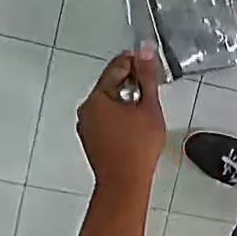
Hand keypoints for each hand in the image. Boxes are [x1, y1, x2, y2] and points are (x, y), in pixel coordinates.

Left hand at [78, 49, 165, 193]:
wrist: (124, 182)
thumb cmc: (137, 148)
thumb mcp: (149, 106)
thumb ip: (147, 77)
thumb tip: (145, 53)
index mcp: (97, 98)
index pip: (115, 68)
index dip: (134, 62)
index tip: (148, 60)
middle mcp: (86, 110)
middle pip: (109, 85)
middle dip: (130, 81)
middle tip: (150, 82)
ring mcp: (86, 126)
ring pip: (107, 102)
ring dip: (125, 98)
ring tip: (146, 103)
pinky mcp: (91, 139)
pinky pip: (104, 118)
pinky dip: (119, 114)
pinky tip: (135, 121)